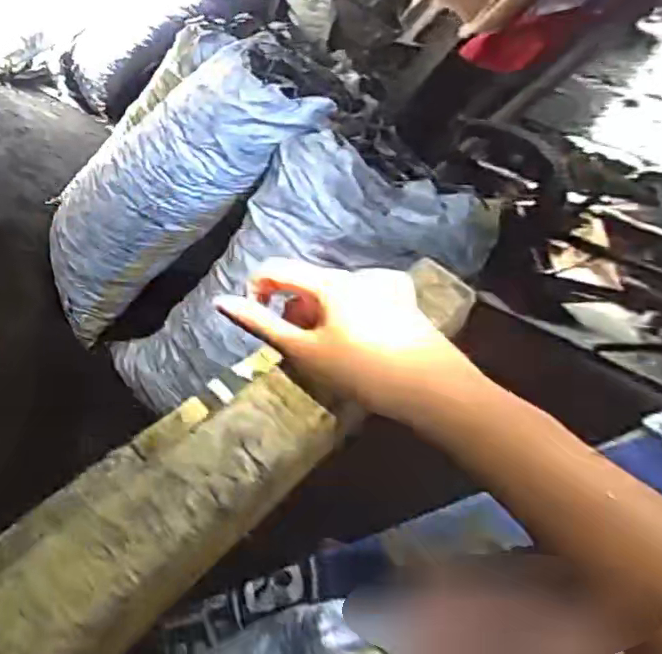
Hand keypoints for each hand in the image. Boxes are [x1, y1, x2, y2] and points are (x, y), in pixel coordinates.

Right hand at [216, 258, 486, 423]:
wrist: (441, 393)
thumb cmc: (365, 372)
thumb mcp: (305, 351)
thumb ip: (261, 323)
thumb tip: (221, 301)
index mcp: (329, 280)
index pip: (275, 269)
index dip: (257, 291)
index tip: (260, 321)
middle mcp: (355, 273)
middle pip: (305, 281)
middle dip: (293, 309)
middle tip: (300, 347)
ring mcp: (384, 284)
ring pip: (332, 291)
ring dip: (319, 314)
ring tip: (329, 352)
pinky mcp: (404, 300)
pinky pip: (359, 297)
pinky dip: (347, 314)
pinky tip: (361, 344)